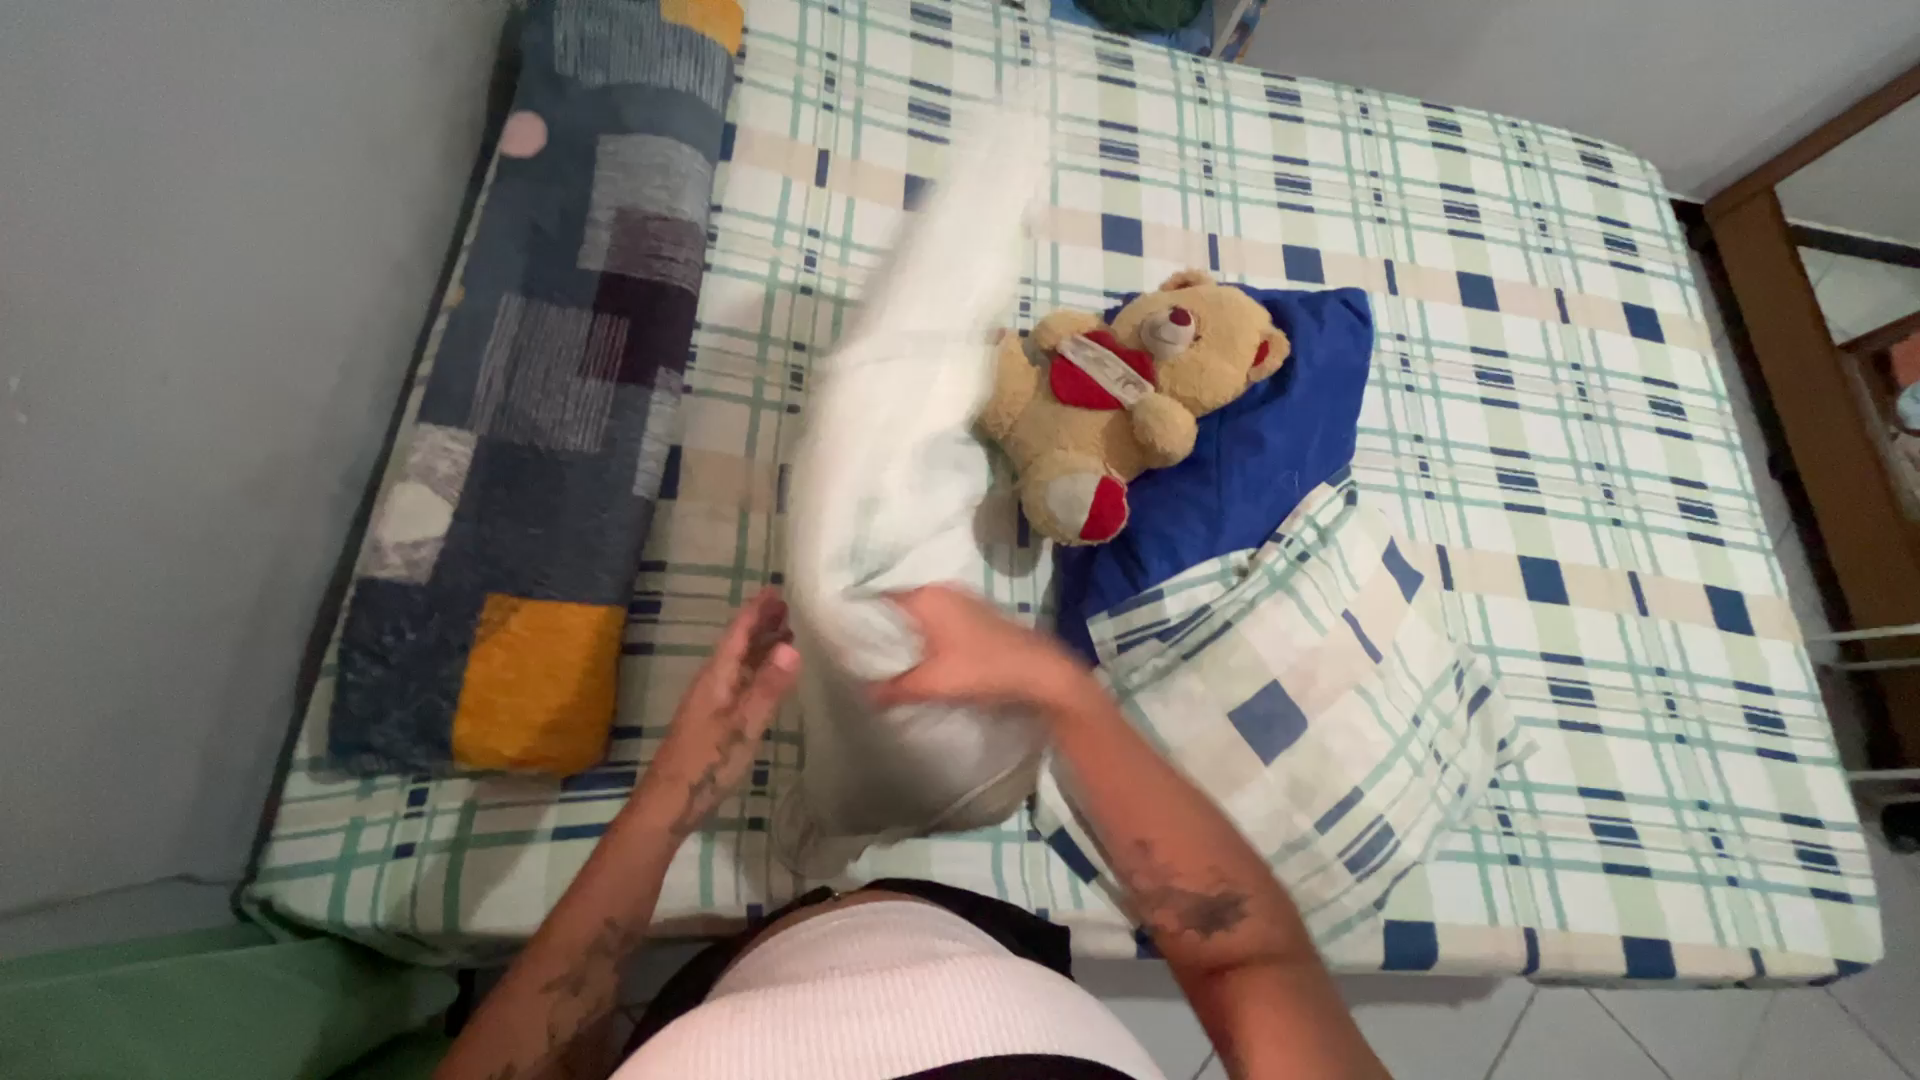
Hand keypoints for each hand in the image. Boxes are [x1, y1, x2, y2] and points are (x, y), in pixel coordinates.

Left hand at [637, 588, 799, 834]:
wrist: (669, 803)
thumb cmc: (706, 763)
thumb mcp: (743, 726)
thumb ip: (768, 688)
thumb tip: (792, 647)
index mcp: (716, 677)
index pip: (738, 633)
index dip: (757, 610)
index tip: (778, 589)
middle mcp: (713, 682)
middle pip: (738, 643)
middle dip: (762, 623)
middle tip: (791, 605)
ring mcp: (713, 701)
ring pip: (741, 662)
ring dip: (762, 645)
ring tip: (789, 632)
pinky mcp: (716, 719)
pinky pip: (742, 680)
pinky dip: (759, 668)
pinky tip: (772, 676)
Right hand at [868, 585, 1094, 711]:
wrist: (1040, 672)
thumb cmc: (984, 670)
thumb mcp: (933, 684)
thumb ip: (894, 688)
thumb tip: (864, 694)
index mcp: (925, 597)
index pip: (878, 600)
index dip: (859, 619)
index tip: (841, 640)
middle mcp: (941, 591)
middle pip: (897, 608)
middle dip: (881, 631)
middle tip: (858, 656)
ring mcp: (961, 601)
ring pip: (919, 616)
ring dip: (905, 636)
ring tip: (884, 661)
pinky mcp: (975, 616)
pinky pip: (936, 622)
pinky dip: (925, 638)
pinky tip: (919, 660)